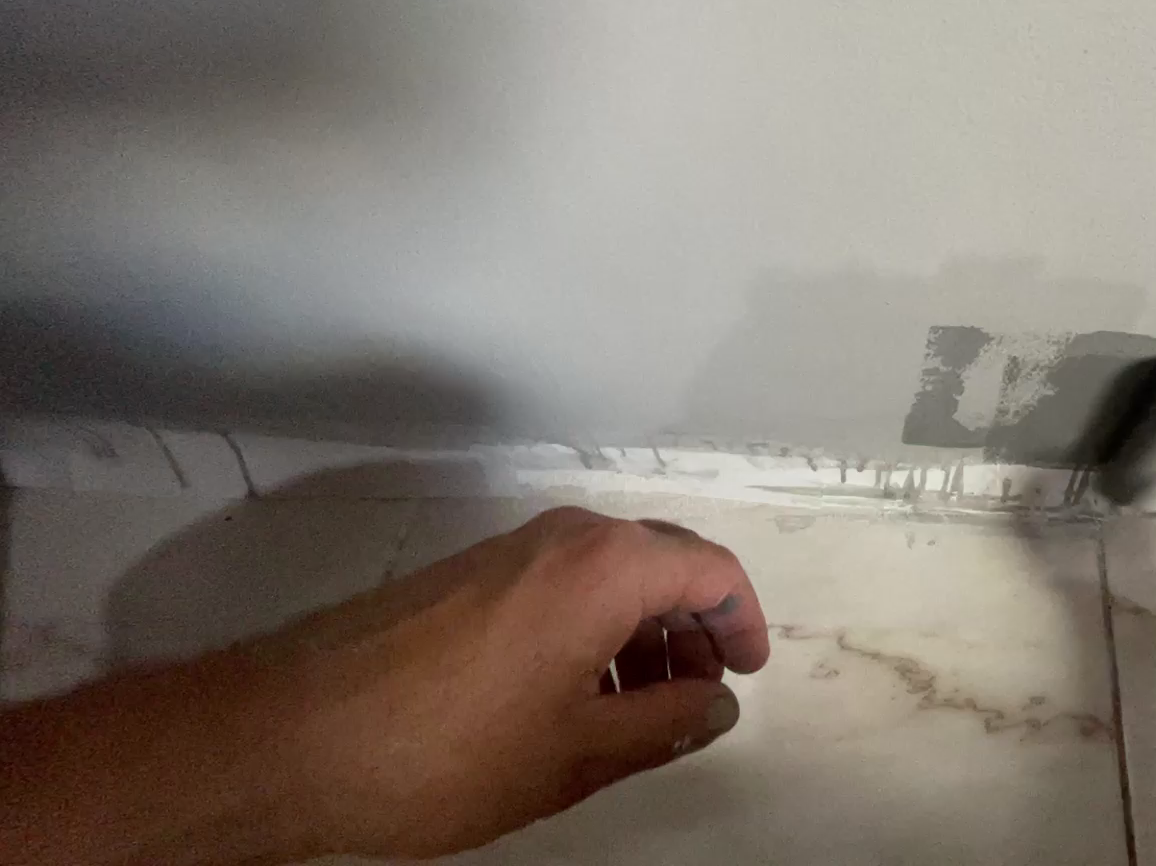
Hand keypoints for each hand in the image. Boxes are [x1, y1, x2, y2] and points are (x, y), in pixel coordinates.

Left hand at [0, 505, 770, 864]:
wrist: (278, 735)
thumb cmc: (449, 747)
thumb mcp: (577, 751)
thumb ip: (668, 723)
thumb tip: (719, 705)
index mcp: (612, 565)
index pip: (714, 571)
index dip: (744, 621)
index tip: (747, 672)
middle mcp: (577, 534)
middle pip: (672, 560)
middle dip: (699, 622)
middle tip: (702, 686)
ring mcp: (525, 544)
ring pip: (621, 568)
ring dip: (651, 623)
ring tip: (645, 695)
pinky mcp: (484, 564)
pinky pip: (574, 576)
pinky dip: (603, 619)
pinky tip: (583, 680)